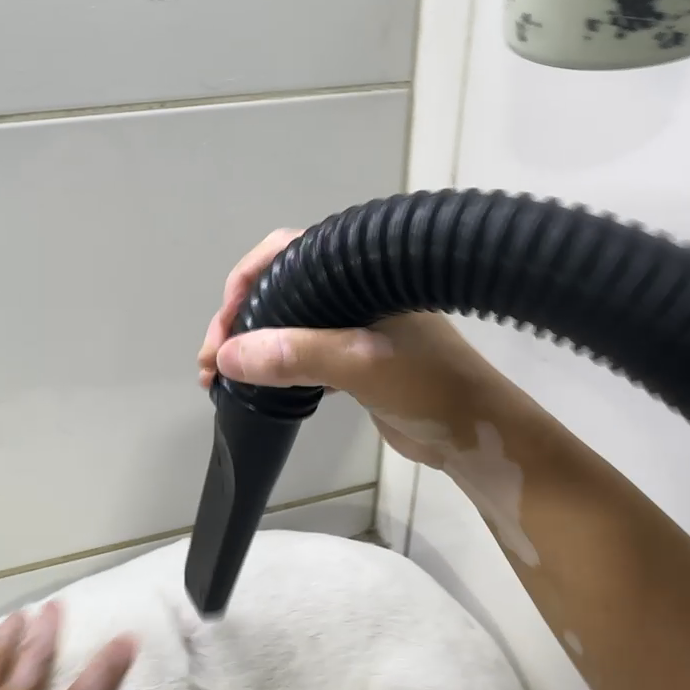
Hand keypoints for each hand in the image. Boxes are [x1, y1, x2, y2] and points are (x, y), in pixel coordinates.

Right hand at [196, 229, 506, 468]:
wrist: (477, 438)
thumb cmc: (430, 387)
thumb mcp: (361, 365)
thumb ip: (296, 356)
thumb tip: (227, 357)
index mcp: (360, 271)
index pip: (286, 252)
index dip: (246, 280)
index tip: (224, 324)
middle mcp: (352, 289)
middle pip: (277, 288)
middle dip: (237, 321)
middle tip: (211, 361)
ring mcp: (352, 324)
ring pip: (284, 322)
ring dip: (249, 346)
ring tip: (216, 377)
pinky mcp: (352, 357)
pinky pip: (298, 351)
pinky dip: (270, 366)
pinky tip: (252, 387)